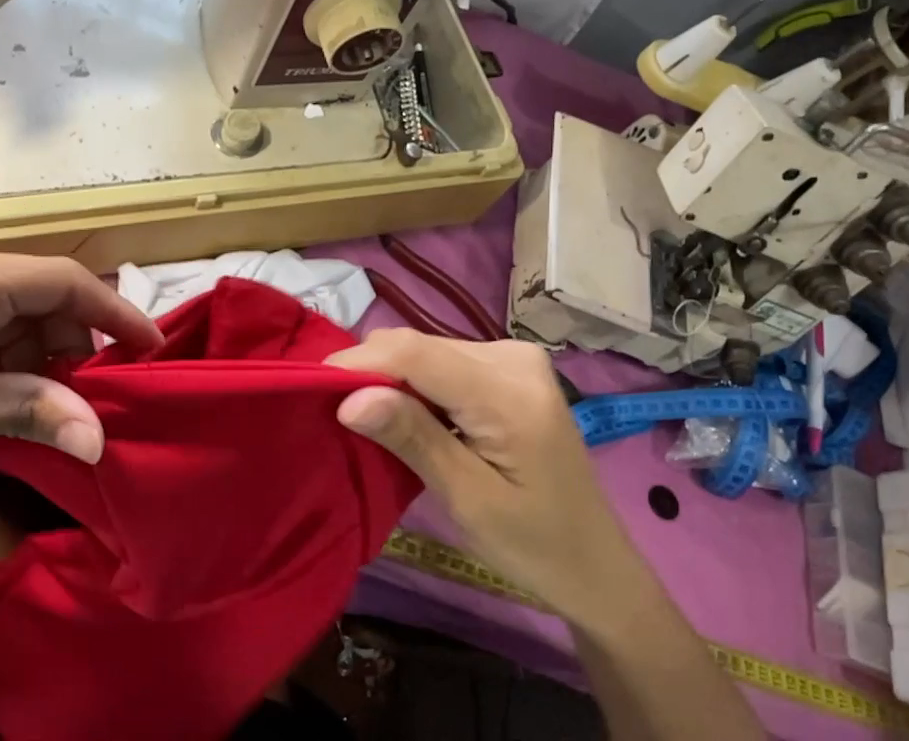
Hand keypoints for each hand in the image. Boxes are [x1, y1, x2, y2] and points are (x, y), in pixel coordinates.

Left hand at [0, 245, 162, 524]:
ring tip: (43, 416)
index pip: (63, 281)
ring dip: (34, 359)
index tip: (155, 355)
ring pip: (8, 312)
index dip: (116, 315)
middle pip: (39, 295)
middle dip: (72, 346)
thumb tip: (101, 437)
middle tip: (87, 408)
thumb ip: (25, 412)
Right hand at [328, 331, 636, 620]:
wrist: (595, 563)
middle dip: (371, 373)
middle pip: (419, 345)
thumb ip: (412, 438)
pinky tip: (407, 416)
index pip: (416, 352)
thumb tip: (349, 397)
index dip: (359, 363)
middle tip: (336, 414)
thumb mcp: (467, 499)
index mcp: (509, 393)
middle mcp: (513, 357)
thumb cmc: (533, 544)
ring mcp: (515, 359)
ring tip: (368, 419)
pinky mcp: (511, 369)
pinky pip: (445, 361)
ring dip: (392, 378)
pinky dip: (416, 383)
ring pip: (426, 349)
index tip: (313, 388)